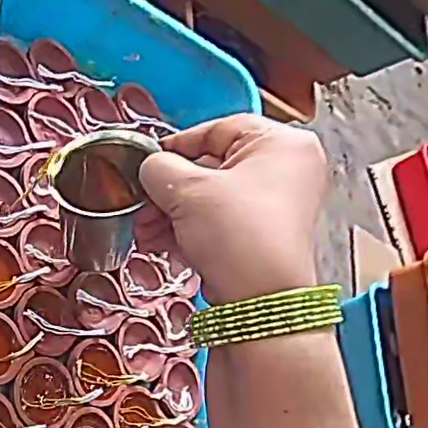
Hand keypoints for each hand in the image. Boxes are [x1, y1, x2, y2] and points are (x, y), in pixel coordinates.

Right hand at [137, 115, 327, 303]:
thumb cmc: (235, 233)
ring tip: (147, 232)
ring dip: (171, 213)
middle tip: (142, 206)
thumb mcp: (187, 191)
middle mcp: (284, 169)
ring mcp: (274, 203)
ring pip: (209, 196)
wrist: (259, 298)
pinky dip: (187, 228)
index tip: (146, 163)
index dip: (176, 145)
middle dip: (168, 190)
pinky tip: (162, 244)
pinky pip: (217, 219)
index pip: (218, 129)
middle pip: (210, 166)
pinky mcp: (260, 233)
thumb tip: (149, 166)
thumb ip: (159, 168)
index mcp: (281, 143)